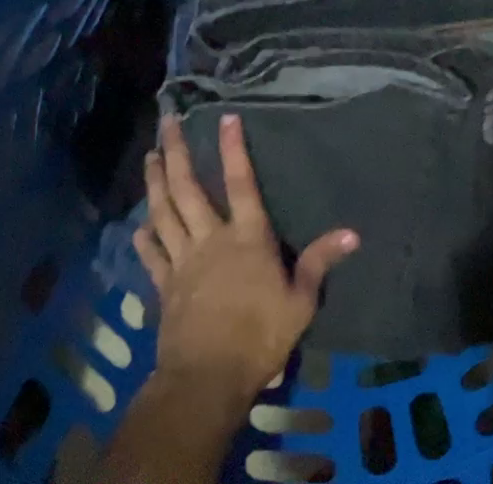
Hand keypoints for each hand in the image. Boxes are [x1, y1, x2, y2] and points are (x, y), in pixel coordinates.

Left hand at [134, 113, 359, 402]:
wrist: (208, 376)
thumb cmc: (261, 337)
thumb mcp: (301, 302)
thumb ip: (320, 263)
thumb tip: (353, 233)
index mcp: (247, 238)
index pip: (241, 183)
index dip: (233, 149)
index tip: (225, 117)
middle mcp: (211, 239)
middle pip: (188, 188)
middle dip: (177, 152)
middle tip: (166, 123)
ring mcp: (183, 260)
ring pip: (164, 212)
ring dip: (155, 182)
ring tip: (150, 156)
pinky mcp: (165, 285)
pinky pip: (151, 254)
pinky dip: (144, 236)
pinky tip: (139, 224)